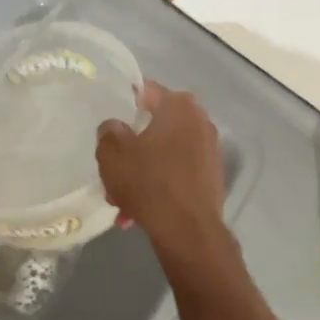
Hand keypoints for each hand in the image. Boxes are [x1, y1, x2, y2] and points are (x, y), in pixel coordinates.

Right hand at [96, 81, 227, 251]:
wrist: (187, 229)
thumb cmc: (148, 182)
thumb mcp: (112, 155)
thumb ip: (108, 133)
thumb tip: (114, 127)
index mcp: (178, 106)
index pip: (145, 90)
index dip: (123, 100)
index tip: (108, 117)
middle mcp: (199, 121)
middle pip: (154, 126)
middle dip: (131, 146)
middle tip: (112, 166)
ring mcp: (209, 149)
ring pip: (163, 153)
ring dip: (142, 170)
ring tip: (121, 198)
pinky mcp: (211, 176)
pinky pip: (176, 172)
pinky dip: (158, 184)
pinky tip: (139, 208)